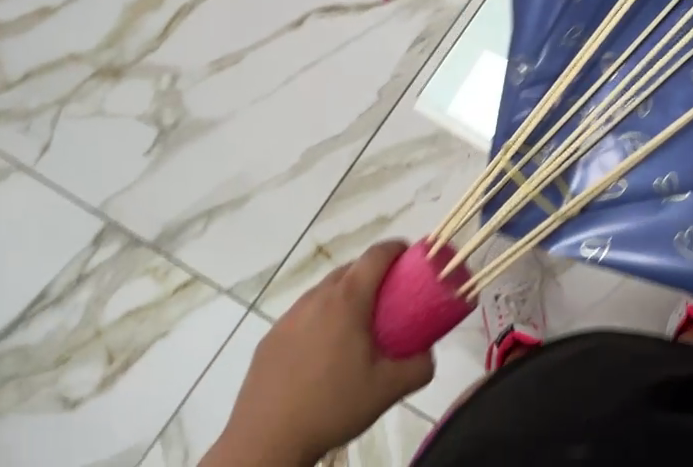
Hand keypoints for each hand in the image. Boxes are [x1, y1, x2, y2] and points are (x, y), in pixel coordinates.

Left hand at [206, 242, 434, 466]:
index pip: (377, 254)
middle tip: (390, 299)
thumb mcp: (389, 389)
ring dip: (344, 296)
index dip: (397, 249)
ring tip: (356, 328)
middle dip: (373, 273)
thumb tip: (428, 353)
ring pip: (324, 291)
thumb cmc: (332, 407)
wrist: (265, 444)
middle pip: (350, 268)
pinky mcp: (269, 339)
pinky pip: (303, 315)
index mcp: (347, 300)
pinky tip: (322, 354)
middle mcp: (316, 299)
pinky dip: (320, 319)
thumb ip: (420, 365)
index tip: (411, 258)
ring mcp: (288, 318)